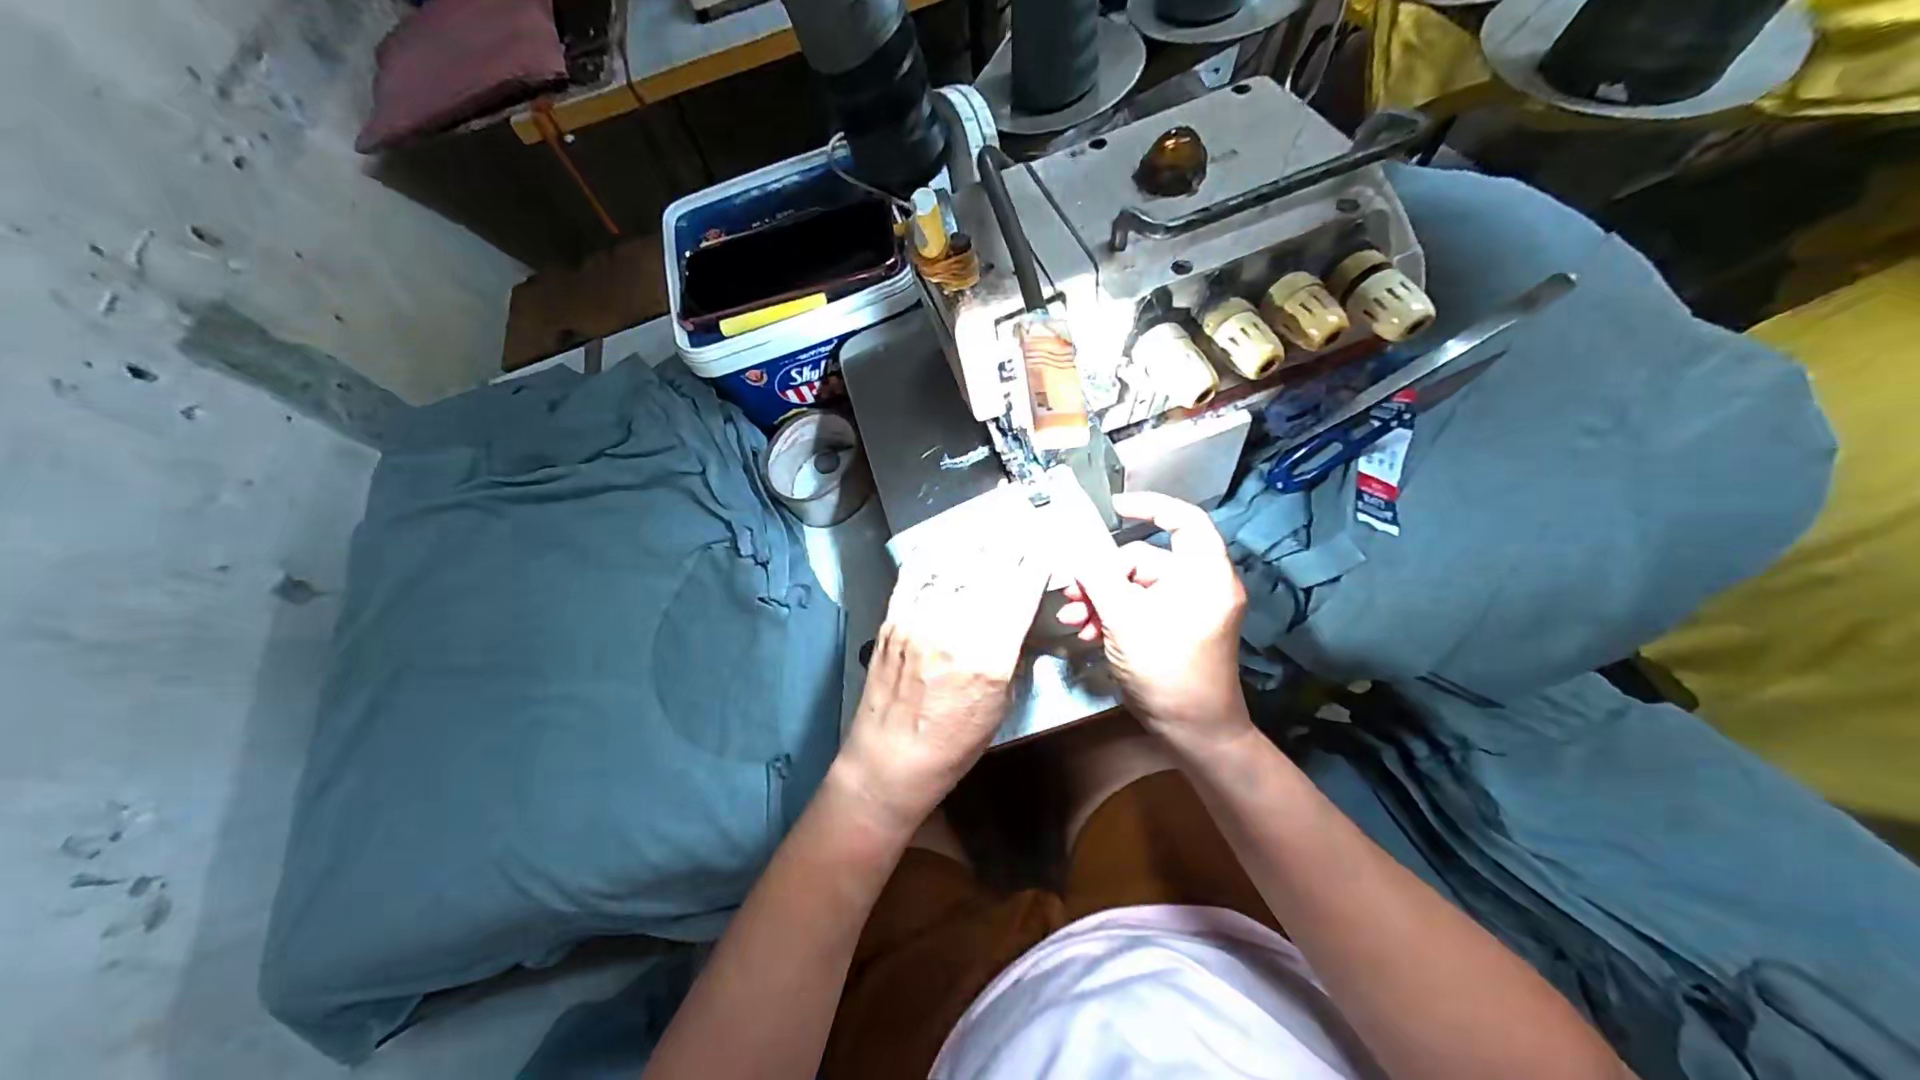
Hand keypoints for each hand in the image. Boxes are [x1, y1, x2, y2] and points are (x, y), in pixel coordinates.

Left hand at [833, 536, 1048, 834]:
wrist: (890, 759)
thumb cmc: (952, 743)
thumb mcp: (999, 702)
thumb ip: (1008, 654)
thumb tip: (1014, 618)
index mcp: (988, 655)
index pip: (1019, 591)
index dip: (1034, 563)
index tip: (1043, 548)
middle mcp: (953, 630)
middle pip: (988, 570)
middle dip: (1009, 544)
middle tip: (1020, 527)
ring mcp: (918, 620)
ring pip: (952, 565)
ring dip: (975, 543)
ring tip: (989, 527)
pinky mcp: (893, 620)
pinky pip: (915, 576)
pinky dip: (932, 556)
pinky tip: (944, 544)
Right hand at [1057, 492, 1254, 754]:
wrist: (1193, 730)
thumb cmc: (1167, 671)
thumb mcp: (1124, 619)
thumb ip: (1097, 576)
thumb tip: (1075, 547)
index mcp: (1204, 573)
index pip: (1183, 520)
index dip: (1149, 506)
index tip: (1114, 507)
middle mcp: (1201, 584)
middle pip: (1144, 559)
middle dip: (1101, 576)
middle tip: (1071, 592)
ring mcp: (1189, 608)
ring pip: (1135, 587)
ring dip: (1100, 600)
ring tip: (1074, 620)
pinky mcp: (1176, 628)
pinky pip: (1140, 608)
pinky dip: (1114, 615)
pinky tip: (1087, 631)